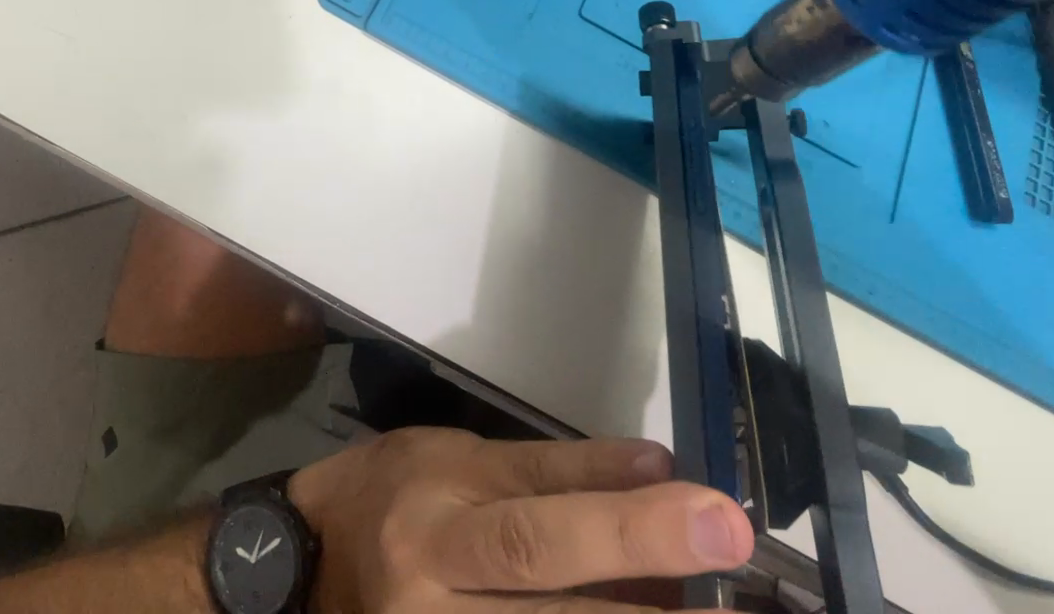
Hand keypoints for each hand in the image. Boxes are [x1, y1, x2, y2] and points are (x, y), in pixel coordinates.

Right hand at [286, 428, 753, 613]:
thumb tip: (656, 465)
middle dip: (658, 608)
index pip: (539, 532)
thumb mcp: (458, 455)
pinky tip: (641, 610)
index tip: (720, 517)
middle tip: (746, 590)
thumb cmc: (387, 490)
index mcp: (435, 528)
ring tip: (713, 606)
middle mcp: (436, 606)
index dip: (629, 530)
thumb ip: (554, 468)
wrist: (307, 562)